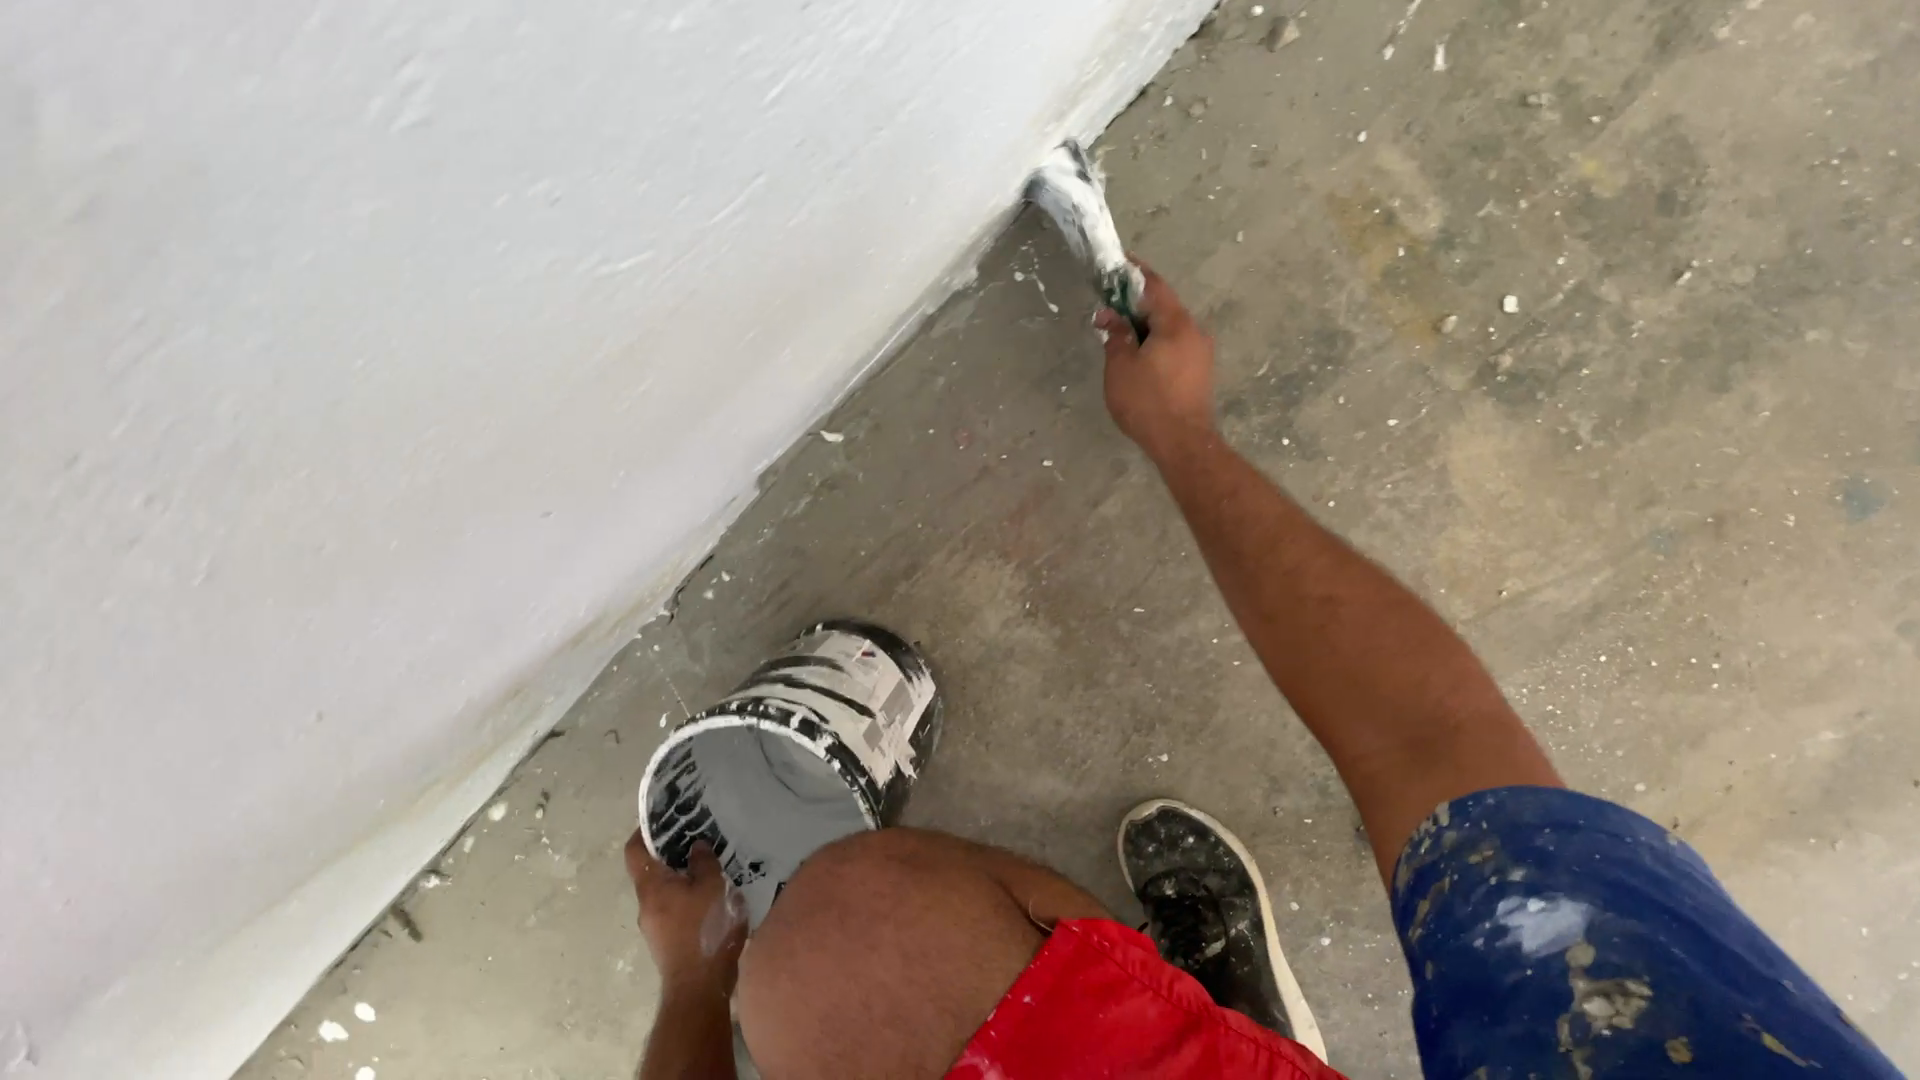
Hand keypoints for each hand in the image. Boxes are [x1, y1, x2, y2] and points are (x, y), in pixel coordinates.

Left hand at [625, 829, 746, 993]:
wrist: (700, 986)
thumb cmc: (704, 928)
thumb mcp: (713, 886)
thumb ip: (704, 862)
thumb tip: (695, 847)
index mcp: (651, 886)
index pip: (634, 850)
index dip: (644, 831)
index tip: (664, 817)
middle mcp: (647, 904)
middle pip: (652, 870)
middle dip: (673, 853)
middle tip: (699, 837)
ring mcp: (655, 925)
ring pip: (666, 890)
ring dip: (684, 876)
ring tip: (712, 864)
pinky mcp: (669, 941)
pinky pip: (676, 907)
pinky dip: (690, 896)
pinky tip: (714, 894)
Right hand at [1095, 260, 1216, 462]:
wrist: (1183, 443)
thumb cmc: (1147, 402)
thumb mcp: (1121, 366)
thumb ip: (1116, 335)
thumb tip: (1110, 315)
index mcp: (1175, 323)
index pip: (1153, 285)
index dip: (1133, 272)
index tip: (1117, 263)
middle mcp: (1194, 331)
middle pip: (1163, 306)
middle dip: (1135, 304)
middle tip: (1109, 309)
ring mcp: (1201, 352)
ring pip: (1170, 328)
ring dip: (1146, 327)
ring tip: (1120, 337)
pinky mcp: (1200, 371)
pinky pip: (1175, 346)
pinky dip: (1157, 343)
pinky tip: (1140, 358)